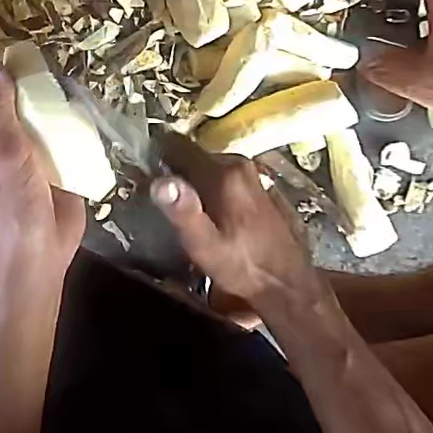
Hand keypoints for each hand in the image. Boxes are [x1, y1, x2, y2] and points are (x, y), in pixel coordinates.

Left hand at [0, 59, 86, 279]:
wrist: (40, 251)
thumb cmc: (13, 201)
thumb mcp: (4, 148)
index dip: (9, 71)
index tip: (30, 47)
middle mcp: (13, 141)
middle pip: (28, 104)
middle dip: (43, 86)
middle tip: (66, 59)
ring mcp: (39, 156)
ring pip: (51, 121)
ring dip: (64, 106)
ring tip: (85, 79)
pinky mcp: (63, 169)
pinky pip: (72, 142)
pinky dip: (80, 130)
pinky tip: (95, 114)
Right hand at [149, 135, 329, 307]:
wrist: (290, 286)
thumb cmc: (243, 268)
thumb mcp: (205, 247)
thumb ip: (183, 212)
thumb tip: (159, 182)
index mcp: (224, 174)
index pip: (178, 146)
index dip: (156, 155)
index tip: (142, 170)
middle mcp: (241, 165)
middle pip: (194, 156)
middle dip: (174, 169)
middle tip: (160, 197)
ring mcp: (254, 175)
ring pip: (209, 166)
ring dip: (193, 179)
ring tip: (182, 206)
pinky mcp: (261, 186)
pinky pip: (225, 176)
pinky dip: (212, 187)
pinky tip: (209, 212)